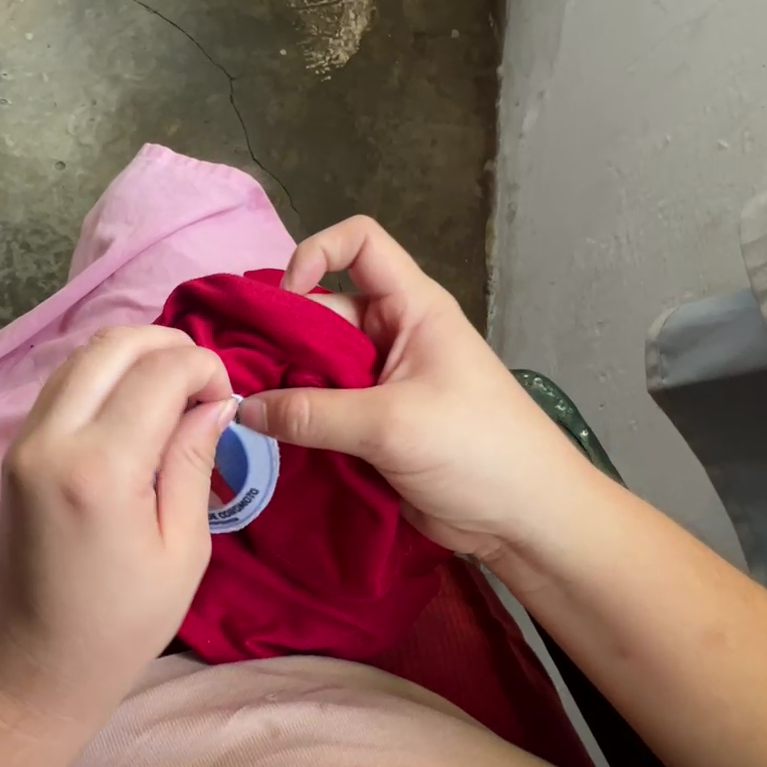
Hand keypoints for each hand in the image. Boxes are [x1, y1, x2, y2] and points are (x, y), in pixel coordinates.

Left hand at [0, 325, 233, 726]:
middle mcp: (52, 438)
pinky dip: (105, 373)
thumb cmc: (121, 626)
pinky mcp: (15, 447)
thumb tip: (214, 401)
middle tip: (203, 386)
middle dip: (170, 346)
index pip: (159, 371)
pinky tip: (134, 405)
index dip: (204, 368)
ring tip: (173, 393)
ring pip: (84, 354)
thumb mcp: (182, 549)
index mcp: (100, 468)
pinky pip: (64, 382)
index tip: (225, 400)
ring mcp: (24, 439)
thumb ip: (194, 460)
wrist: (33, 668)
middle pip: (115, 344)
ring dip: (135, 355)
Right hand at [238, 217, 601, 559]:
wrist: (525, 523)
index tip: (286, 300)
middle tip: (242, 376)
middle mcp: (389, 335)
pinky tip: (265, 437)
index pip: (359, 243)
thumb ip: (311, 415)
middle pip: (320, 312)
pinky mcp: (368, 424)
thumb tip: (241, 409)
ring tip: (245, 413)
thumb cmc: (478, 450)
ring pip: (312, 365)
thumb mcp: (392, 425)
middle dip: (282, 339)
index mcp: (410, 307)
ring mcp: (377, 381)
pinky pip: (318, 407)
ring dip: (282, 386)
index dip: (316, 254)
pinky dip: (293, 418)